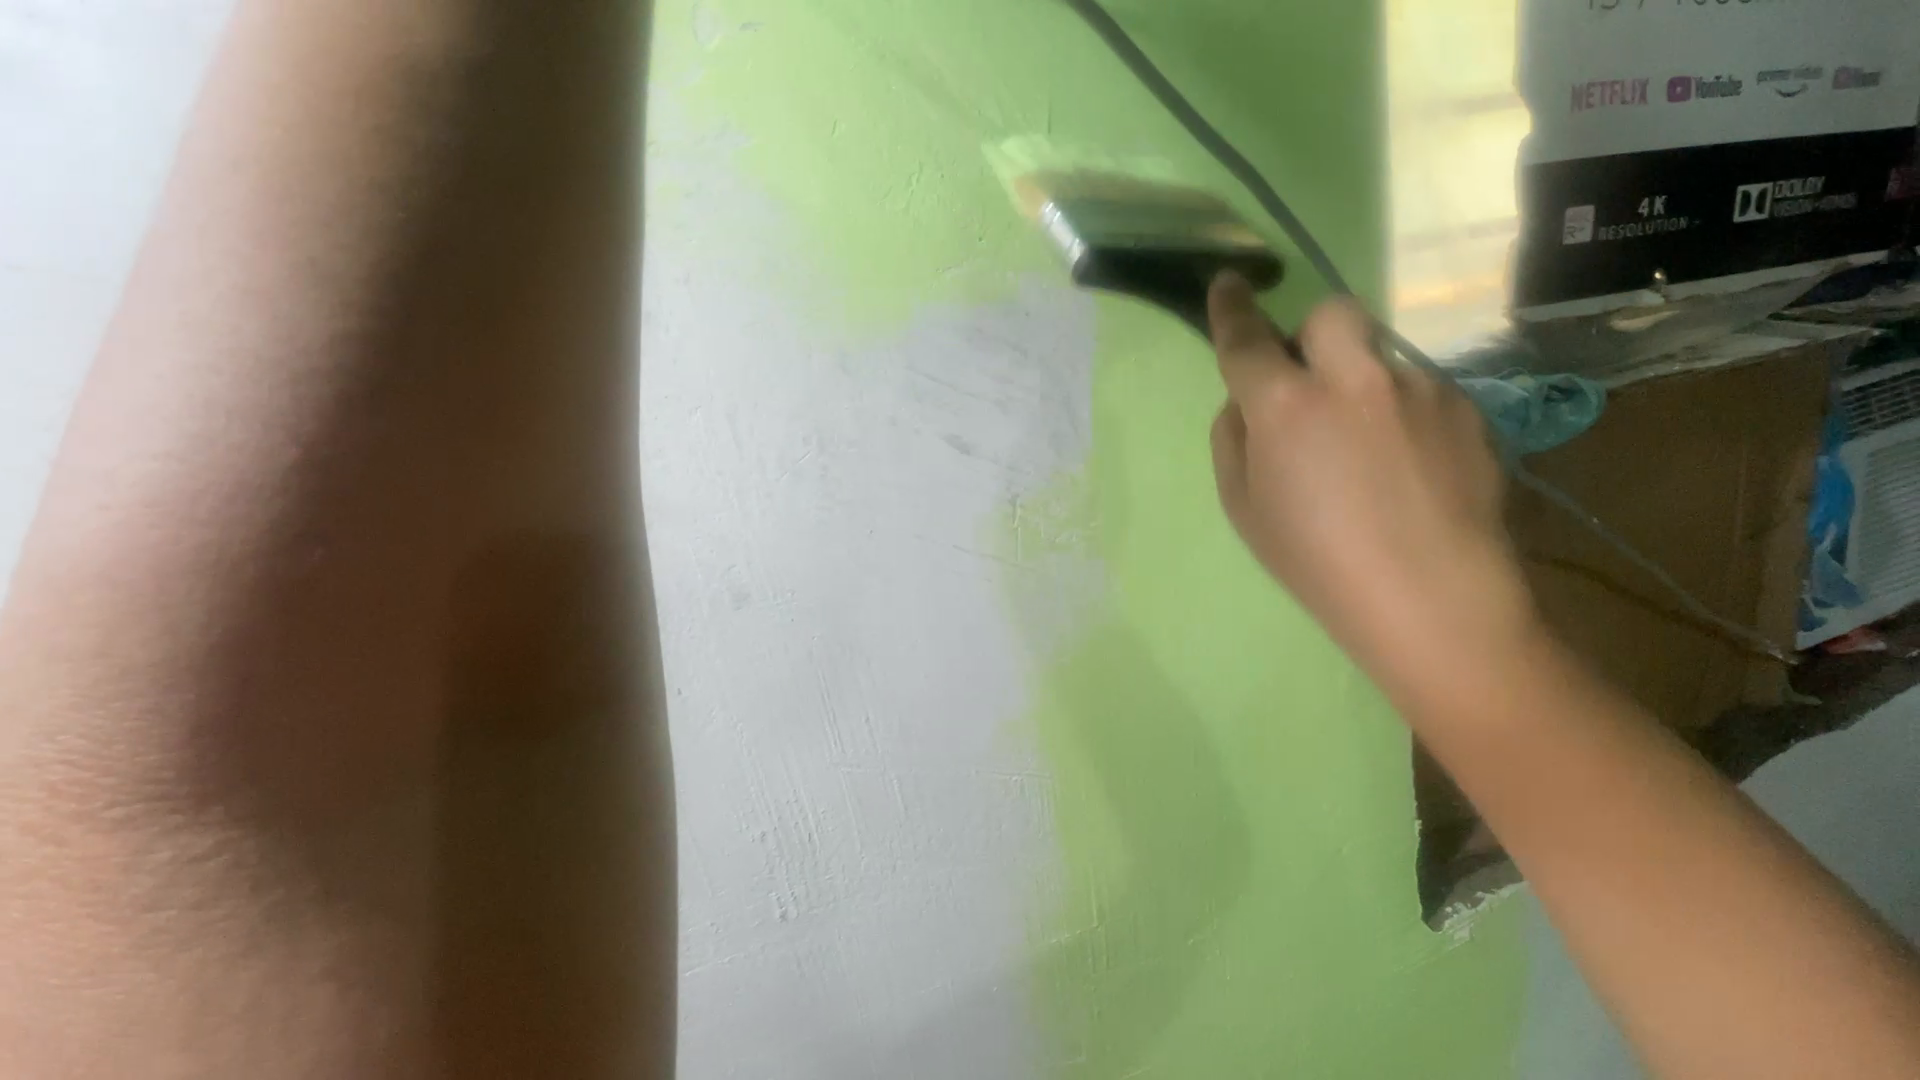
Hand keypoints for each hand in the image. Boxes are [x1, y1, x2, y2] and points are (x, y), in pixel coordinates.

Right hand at [1206, 274, 1534, 690]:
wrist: (1432, 600)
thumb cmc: (1317, 563)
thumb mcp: (1244, 509)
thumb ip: (1233, 440)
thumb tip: (1248, 403)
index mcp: (1285, 405)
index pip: (1247, 336)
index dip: (1232, 307)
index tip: (1229, 284)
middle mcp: (1353, 379)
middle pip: (1333, 313)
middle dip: (1314, 333)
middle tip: (1312, 382)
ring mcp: (1418, 388)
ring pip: (1380, 356)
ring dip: (1362, 382)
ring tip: (1371, 450)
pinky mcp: (1466, 409)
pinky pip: (1420, 391)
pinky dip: (1404, 413)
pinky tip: (1410, 468)